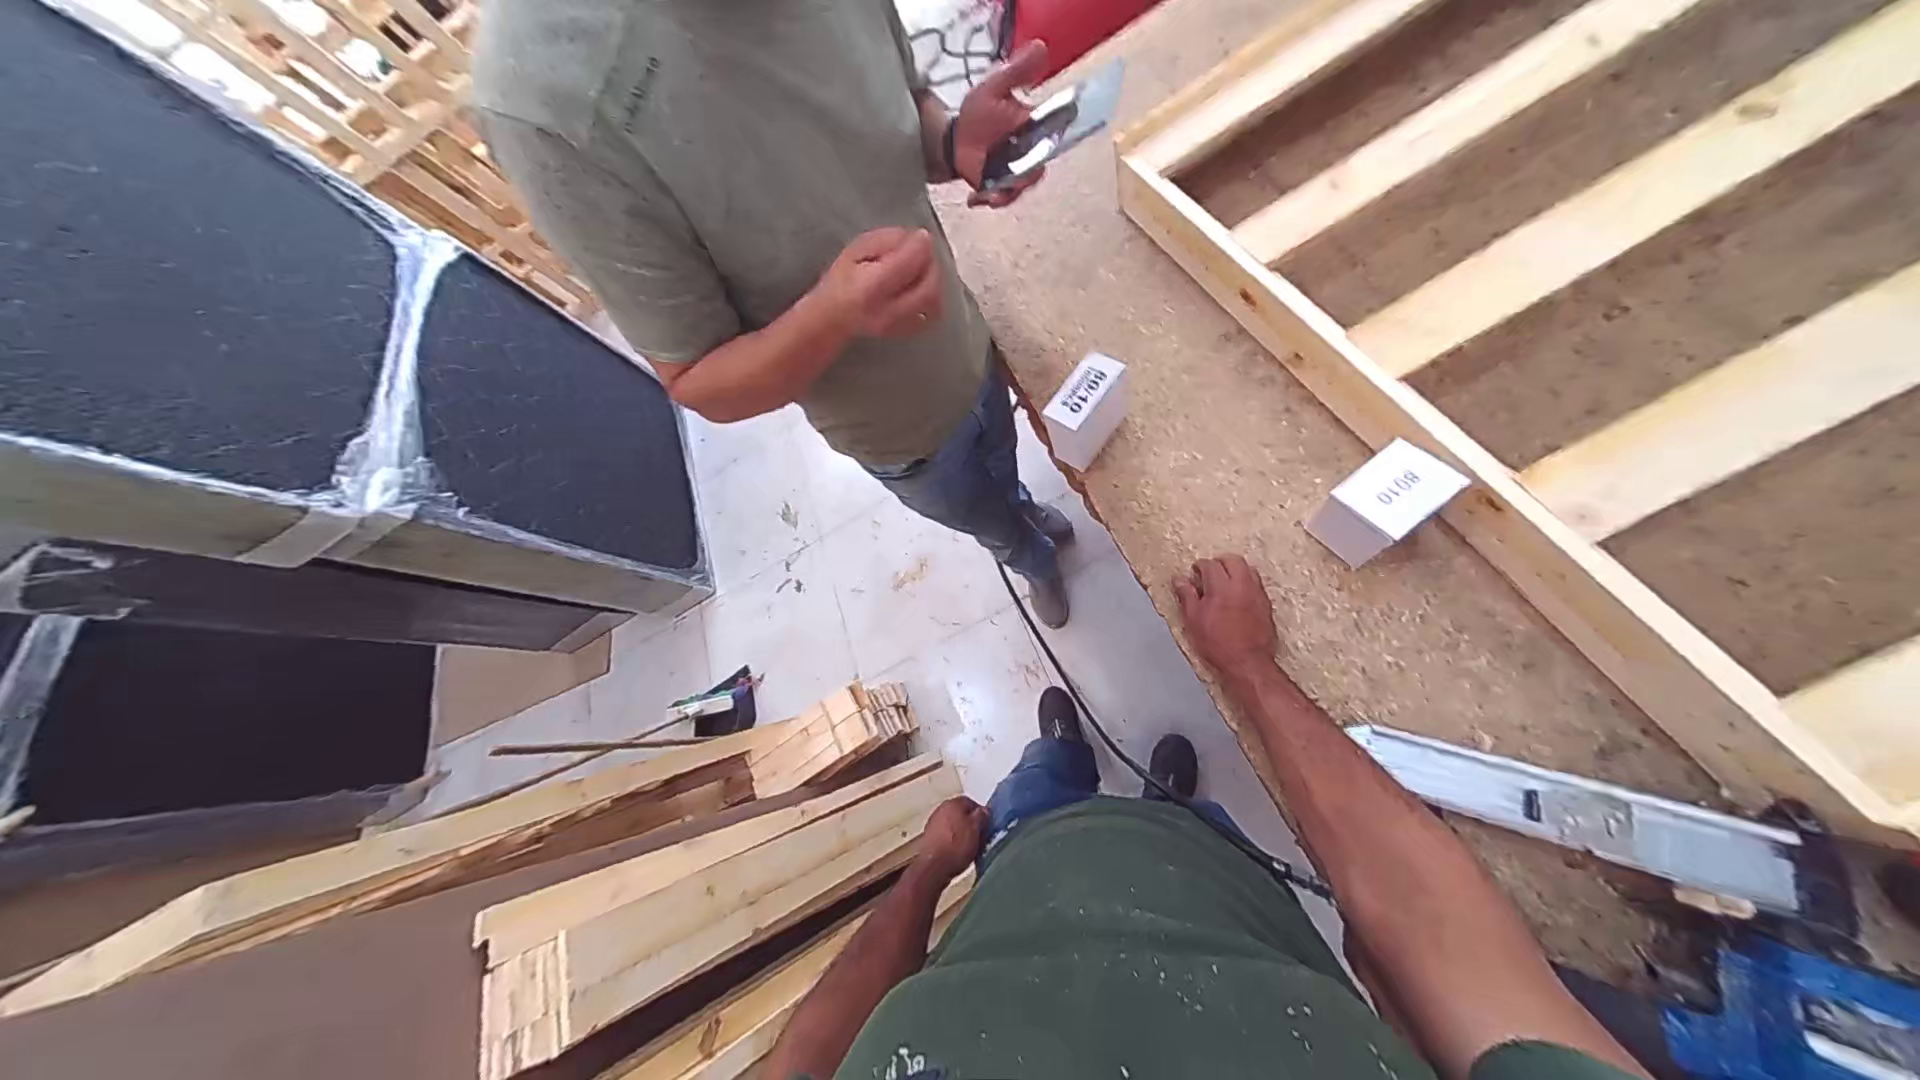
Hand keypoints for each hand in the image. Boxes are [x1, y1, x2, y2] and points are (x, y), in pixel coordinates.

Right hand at [812, 227, 943, 337]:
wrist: (835, 316)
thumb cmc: (843, 280)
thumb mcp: (857, 249)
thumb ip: (887, 240)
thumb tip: (917, 238)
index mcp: (870, 287)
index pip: (907, 264)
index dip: (920, 246)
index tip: (921, 235)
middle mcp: (887, 312)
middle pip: (928, 288)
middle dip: (932, 265)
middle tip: (924, 253)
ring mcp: (898, 327)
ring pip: (933, 304)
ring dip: (934, 282)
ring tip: (922, 270)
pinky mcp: (906, 332)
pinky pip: (931, 315)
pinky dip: (932, 298)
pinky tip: (920, 288)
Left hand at [918, 795, 987, 879]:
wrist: (933, 868)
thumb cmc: (955, 847)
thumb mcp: (976, 829)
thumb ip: (982, 816)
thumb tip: (984, 811)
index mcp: (953, 803)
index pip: (971, 802)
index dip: (981, 815)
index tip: (987, 826)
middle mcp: (941, 810)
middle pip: (961, 814)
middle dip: (971, 826)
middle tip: (980, 839)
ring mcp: (933, 825)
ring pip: (953, 827)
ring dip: (961, 836)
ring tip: (969, 850)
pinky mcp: (929, 840)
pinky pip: (946, 839)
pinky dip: (952, 845)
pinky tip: (957, 855)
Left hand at [951, 40, 1050, 208]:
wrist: (955, 138)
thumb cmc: (977, 112)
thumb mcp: (995, 88)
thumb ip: (1018, 72)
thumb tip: (1042, 48)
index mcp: (1034, 128)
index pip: (1052, 136)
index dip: (1050, 143)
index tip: (1038, 148)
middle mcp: (1030, 153)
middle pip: (1036, 169)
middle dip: (1024, 177)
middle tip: (1010, 180)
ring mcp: (1016, 173)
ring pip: (1020, 187)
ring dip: (1005, 194)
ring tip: (988, 195)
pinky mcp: (1001, 188)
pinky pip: (1003, 198)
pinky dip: (990, 200)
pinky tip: (973, 199)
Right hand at [1172, 555, 1278, 681]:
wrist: (1247, 664)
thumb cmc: (1218, 644)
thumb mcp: (1193, 620)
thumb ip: (1186, 596)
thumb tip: (1180, 579)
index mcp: (1221, 587)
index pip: (1210, 565)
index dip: (1199, 567)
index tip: (1194, 574)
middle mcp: (1242, 586)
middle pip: (1233, 560)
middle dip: (1219, 562)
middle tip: (1208, 573)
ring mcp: (1257, 594)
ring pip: (1248, 569)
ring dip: (1235, 570)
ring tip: (1223, 582)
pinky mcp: (1266, 605)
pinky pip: (1256, 584)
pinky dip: (1245, 583)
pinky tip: (1237, 596)